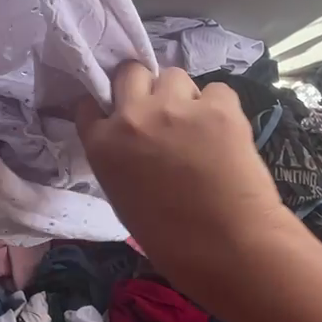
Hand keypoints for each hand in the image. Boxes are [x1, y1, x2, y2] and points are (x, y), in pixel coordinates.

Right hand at [78, 63, 307, 284]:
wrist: (231, 250)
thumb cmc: (172, 241)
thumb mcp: (122, 196)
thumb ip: (119, 158)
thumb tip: (135, 141)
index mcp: (102, 144)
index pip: (90, 103)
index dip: (108, 105)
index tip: (121, 114)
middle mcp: (132, 117)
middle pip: (130, 72)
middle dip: (145, 86)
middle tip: (163, 111)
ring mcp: (175, 108)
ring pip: (174, 75)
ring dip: (183, 95)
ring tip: (198, 124)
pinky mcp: (218, 107)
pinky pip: (216, 90)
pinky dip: (220, 107)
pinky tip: (225, 133)